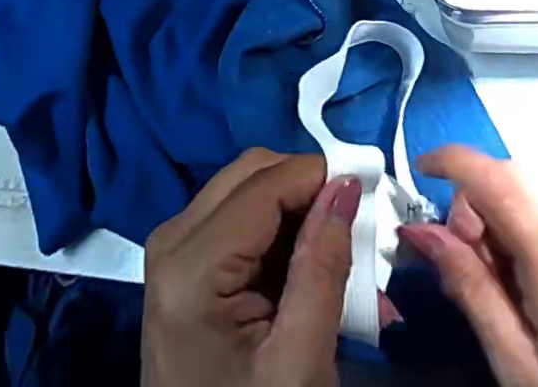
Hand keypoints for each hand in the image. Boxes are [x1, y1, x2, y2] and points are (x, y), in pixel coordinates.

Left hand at [142, 149, 359, 386]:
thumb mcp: (298, 364)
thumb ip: (322, 270)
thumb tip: (344, 187)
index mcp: (190, 266)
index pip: (262, 185)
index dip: (316, 175)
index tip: (365, 189)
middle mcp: (172, 237)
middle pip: (249, 172)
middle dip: (305, 185)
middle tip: (351, 222)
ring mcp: (172, 243)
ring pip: (244, 184)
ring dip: (293, 203)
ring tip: (332, 246)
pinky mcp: (181, 254)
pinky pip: (235, 210)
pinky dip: (275, 223)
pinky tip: (301, 258)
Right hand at [400, 145, 537, 386]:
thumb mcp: (519, 368)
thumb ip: (471, 290)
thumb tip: (421, 231)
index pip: (499, 180)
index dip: (452, 160)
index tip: (419, 171)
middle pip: (513, 178)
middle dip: (472, 201)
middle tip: (463, 263)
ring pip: (532, 194)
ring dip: (496, 216)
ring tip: (493, 281)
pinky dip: (521, 229)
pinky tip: (522, 282)